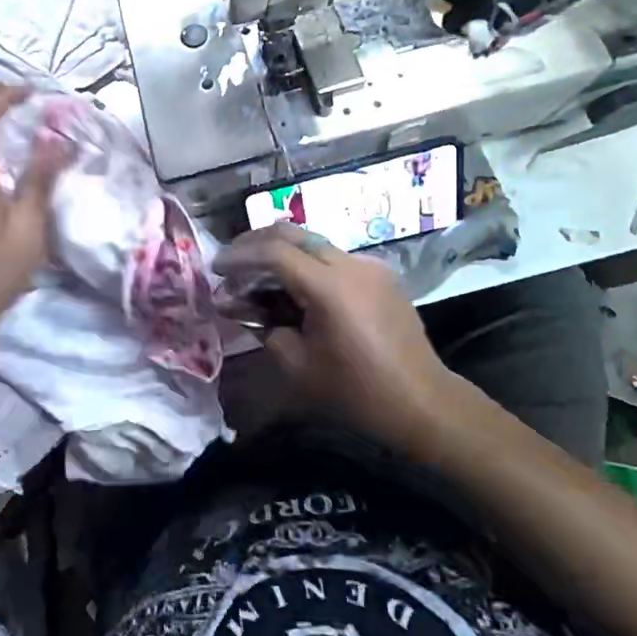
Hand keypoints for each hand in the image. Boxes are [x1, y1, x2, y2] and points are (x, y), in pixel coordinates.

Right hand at [214, 223, 459, 448]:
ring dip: (282, 252)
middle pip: (294, 234)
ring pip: (315, 243)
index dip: (240, 256)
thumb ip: (265, 328)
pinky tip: (293, 287)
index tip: (216, 268)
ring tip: (256, 275)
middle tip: (231, 260)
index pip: (274, 252)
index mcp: (330, 287)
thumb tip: (240, 305)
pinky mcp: (381, 276)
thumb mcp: (298, 366)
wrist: (421, 401)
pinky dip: (307, 265)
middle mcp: (351, 264)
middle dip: (256, 242)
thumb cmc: (356, 392)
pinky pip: (335, 260)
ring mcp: (370, 266)